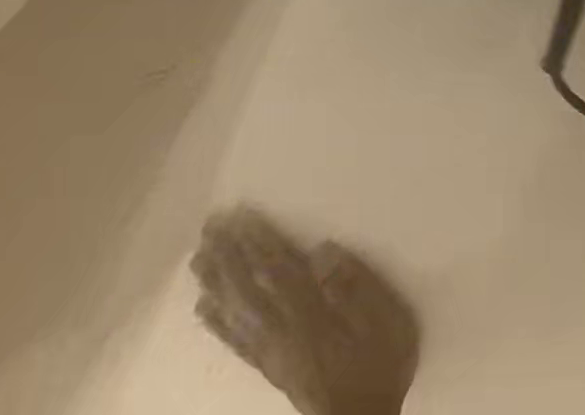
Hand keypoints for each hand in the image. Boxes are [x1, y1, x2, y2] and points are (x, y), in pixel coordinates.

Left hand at [191, 208, 418, 414]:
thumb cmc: (381, 366)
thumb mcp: (386, 321)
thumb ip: (355, 286)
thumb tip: (321, 250)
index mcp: (312, 313)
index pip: (280, 269)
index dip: (259, 241)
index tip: (240, 216)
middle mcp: (284, 330)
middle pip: (251, 288)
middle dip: (229, 255)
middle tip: (209, 227)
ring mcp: (273, 352)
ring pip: (238, 312)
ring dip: (217, 283)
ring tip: (198, 258)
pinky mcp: (271, 369)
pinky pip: (238, 344)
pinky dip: (218, 324)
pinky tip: (204, 308)